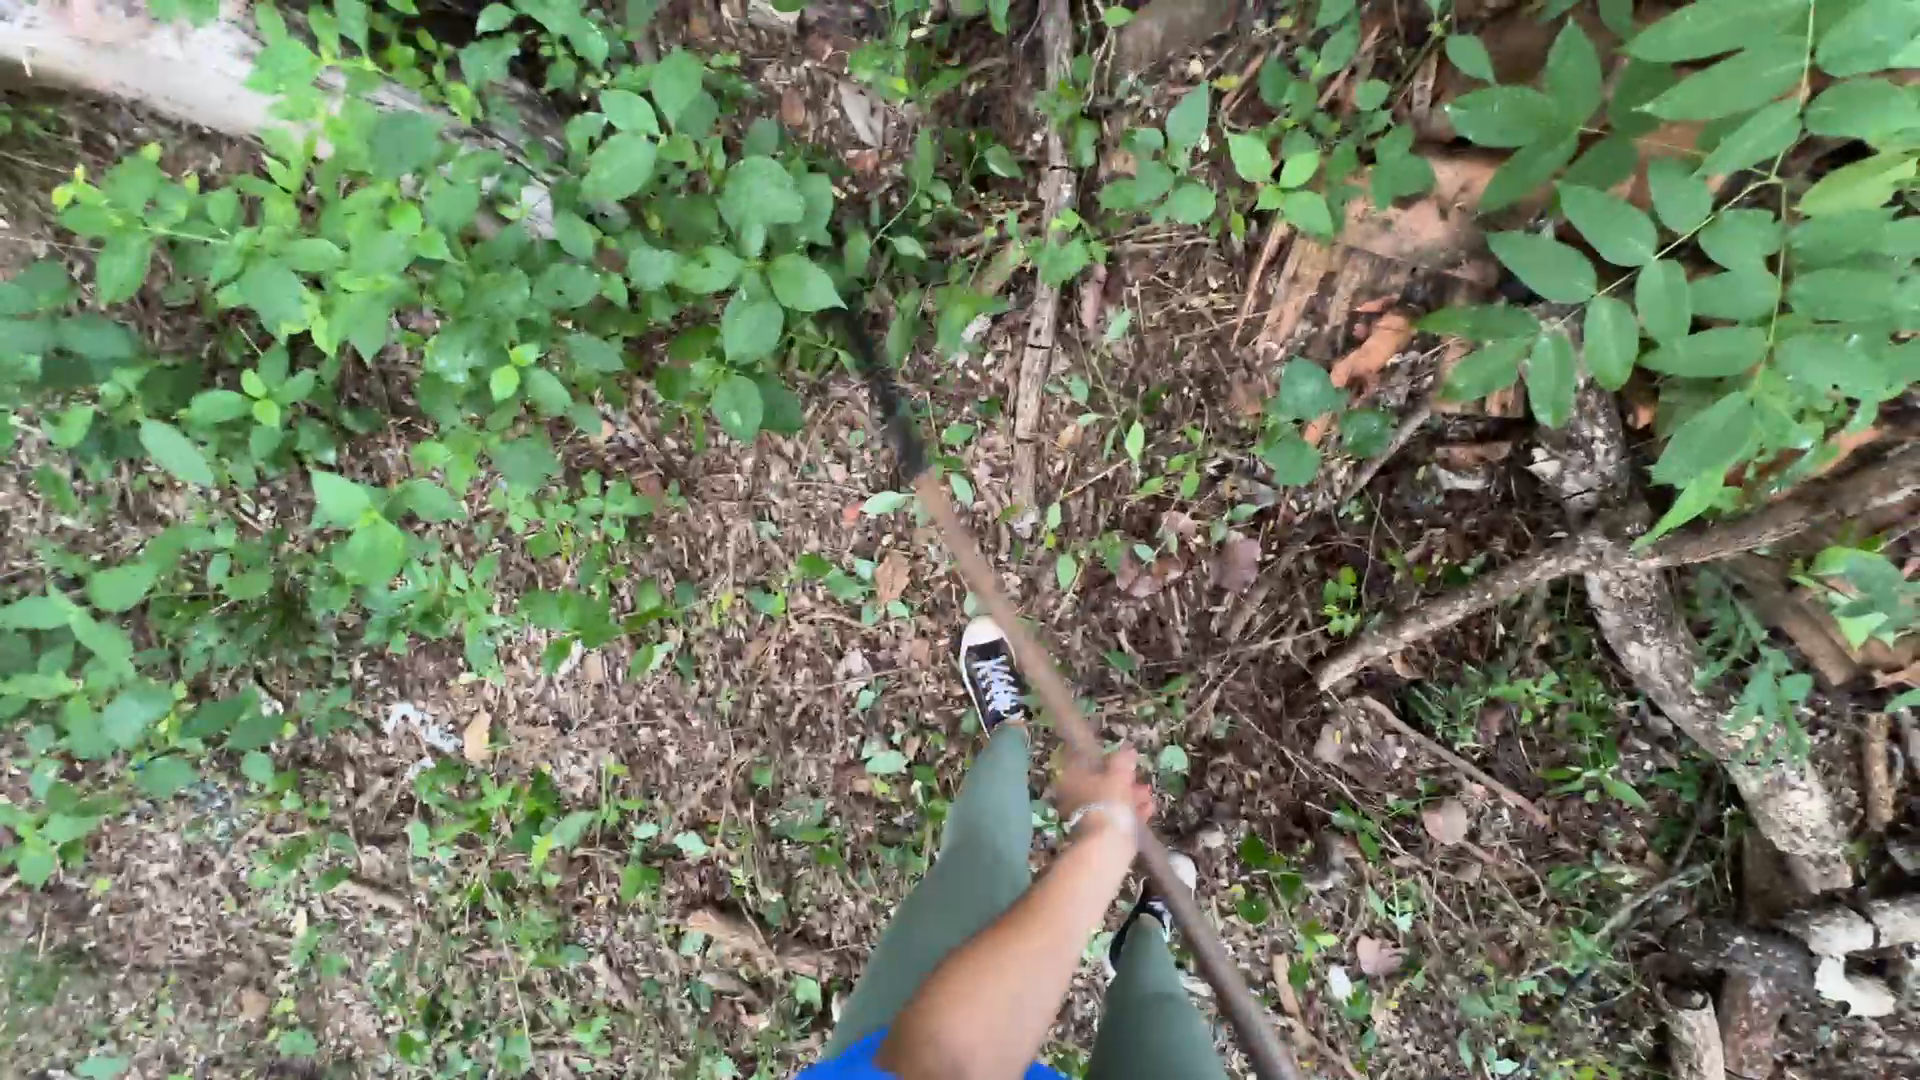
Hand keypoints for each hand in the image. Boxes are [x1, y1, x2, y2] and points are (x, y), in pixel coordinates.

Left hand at [1056, 745, 1154, 838]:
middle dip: (1124, 780)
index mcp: (1073, 777)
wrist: (1106, 845)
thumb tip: (1128, 749)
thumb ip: (1122, 760)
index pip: (1087, 761)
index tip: (1124, 760)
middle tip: (1140, 779)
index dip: (1107, 759)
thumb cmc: (1107, 802)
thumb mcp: (1117, 775)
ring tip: (1149, 795)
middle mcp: (1075, 795)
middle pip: (1100, 782)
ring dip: (1130, 796)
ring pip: (1110, 800)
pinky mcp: (1100, 832)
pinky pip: (1116, 816)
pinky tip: (1149, 810)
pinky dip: (1131, 812)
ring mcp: (1087, 814)